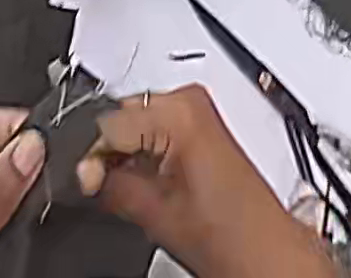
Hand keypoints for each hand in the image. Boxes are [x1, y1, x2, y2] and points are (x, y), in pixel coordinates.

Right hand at [76, 85, 336, 277]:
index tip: (81, 180)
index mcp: (179, 111)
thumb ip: (110, 184)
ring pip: (135, 118)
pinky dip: (141, 148)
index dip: (89, 156)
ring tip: (120, 184)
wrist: (269, 253)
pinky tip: (142, 177)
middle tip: (94, 184)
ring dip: (121, 148)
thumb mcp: (156, 214)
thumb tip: (82, 172)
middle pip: (122, 114)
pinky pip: (153, 123)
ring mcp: (195, 106)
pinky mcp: (197, 118)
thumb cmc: (234, 237)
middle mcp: (188, 98)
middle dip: (104, 149)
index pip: (110, 122)